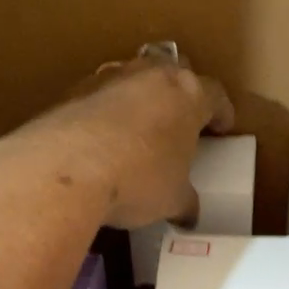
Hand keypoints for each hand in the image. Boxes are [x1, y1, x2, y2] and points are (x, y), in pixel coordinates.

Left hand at [0, 58, 234, 228]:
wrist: (66, 169)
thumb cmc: (138, 179)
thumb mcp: (173, 199)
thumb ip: (185, 201)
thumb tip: (188, 213)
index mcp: (188, 94)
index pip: (215, 95)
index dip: (221, 113)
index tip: (222, 128)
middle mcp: (151, 75)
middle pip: (174, 74)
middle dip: (179, 96)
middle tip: (179, 124)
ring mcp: (109, 78)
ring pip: (133, 81)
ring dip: (138, 102)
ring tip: (136, 133)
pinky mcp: (73, 91)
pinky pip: (98, 99)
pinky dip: (103, 115)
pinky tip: (99, 144)